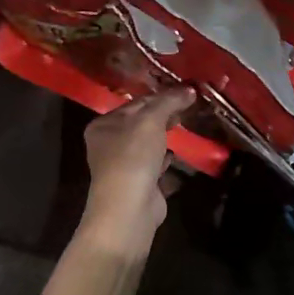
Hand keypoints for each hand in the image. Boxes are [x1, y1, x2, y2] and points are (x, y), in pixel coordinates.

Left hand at [79, 87, 194, 247]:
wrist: (129, 206)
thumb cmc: (133, 156)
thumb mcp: (151, 120)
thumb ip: (169, 101)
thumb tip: (189, 89)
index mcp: (103, 125)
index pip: (136, 103)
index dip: (161, 96)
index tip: (185, 92)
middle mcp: (109, 143)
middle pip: (141, 123)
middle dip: (164, 116)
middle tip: (188, 108)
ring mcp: (123, 165)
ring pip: (148, 143)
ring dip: (165, 137)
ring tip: (185, 126)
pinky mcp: (138, 182)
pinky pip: (154, 163)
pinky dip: (165, 159)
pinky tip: (176, 154)